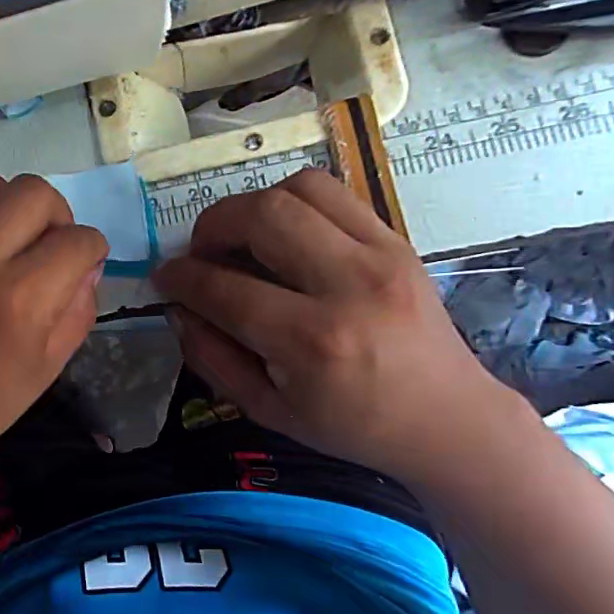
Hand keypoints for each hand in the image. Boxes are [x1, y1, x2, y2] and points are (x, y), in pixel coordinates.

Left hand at [0, 174, 107, 484]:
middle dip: (57, 218)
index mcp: (20, 298)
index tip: (82, 265)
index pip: (78, 240)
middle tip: (47, 249)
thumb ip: (81, 306)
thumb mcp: (50, 365)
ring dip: (11, 210)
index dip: (92, 251)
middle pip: (36, 193)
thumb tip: (87, 262)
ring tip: (6, 245)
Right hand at [152, 169, 526, 484]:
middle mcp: (349, 285)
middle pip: (262, 215)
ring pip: (299, 188)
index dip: (181, 278)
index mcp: (313, 342)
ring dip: (255, 205)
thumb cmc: (353, 426)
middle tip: (202, 252)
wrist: (448, 418)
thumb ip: (213, 357)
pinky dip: (294, 203)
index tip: (165, 278)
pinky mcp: (398, 240)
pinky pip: (333, 193)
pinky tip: (286, 235)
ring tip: (244, 239)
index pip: (224, 288)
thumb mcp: (269, 409)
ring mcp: (381, 254)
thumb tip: (178, 308)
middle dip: (213, 225)